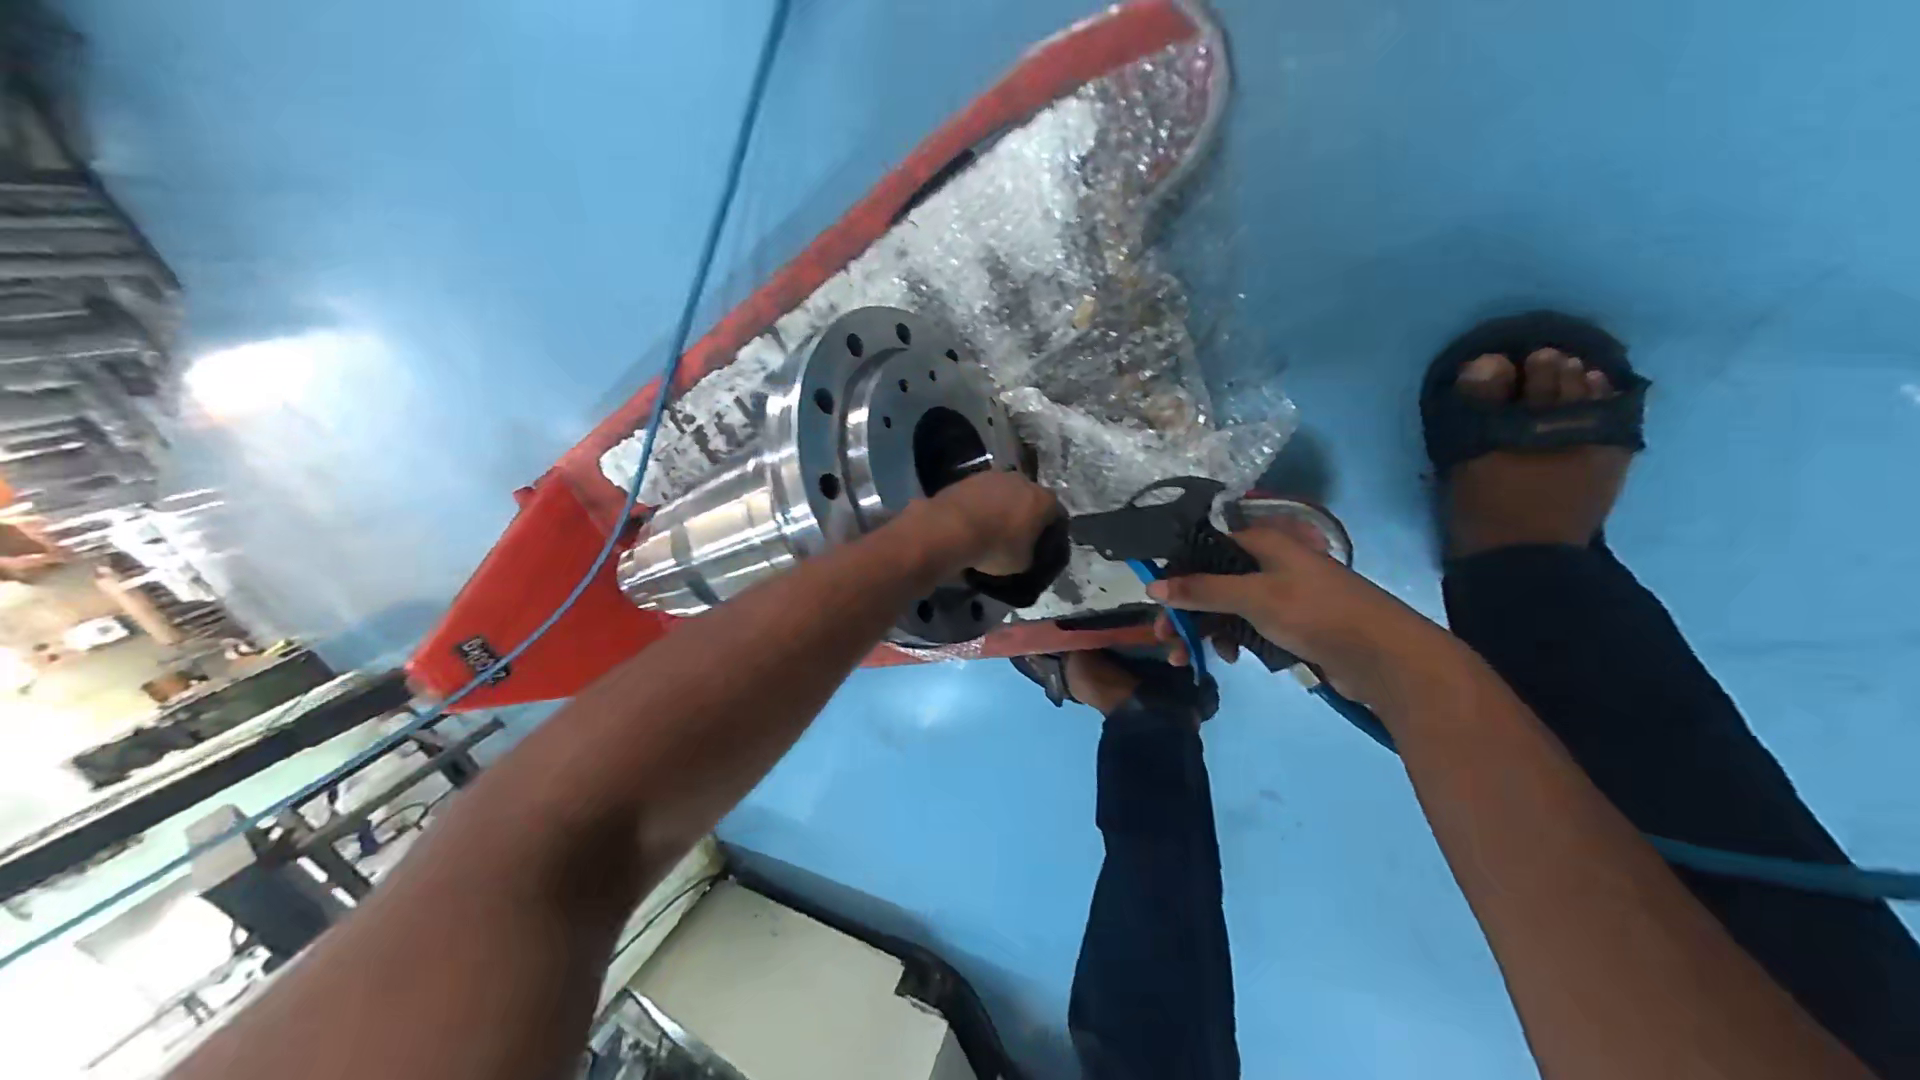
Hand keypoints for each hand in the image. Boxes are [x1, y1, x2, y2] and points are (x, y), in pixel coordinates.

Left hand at [911, 471, 1062, 575]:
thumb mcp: (1023, 563)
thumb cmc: (996, 547)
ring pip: (1004, 493)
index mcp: (1044, 500)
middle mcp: (1023, 480)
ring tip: (990, 528)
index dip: (1049, 531)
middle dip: (1024, 514)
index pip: (1056, 514)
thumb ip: (1031, 553)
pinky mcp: (970, 477)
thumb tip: (1026, 551)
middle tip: (1015, 535)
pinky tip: (972, 522)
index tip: (1041, 544)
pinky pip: (982, 494)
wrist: (952, 528)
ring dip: (1001, 507)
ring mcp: (995, 475)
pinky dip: (980, 505)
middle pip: (1029, 499)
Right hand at [1145, 522, 1455, 706]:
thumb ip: (1202, 590)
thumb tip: (1152, 585)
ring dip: (1204, 631)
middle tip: (1165, 638)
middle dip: (1185, 611)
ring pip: (1226, 608)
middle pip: (1211, 582)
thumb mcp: (1254, 597)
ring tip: (1187, 658)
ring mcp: (1278, 594)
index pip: (1203, 549)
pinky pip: (1246, 626)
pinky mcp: (1288, 623)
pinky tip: (1230, 658)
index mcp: (1261, 543)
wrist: (1383, 655)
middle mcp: (1267, 563)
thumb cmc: (1316, 613)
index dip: (1176, 573)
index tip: (1156, 601)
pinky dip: (1231, 640)